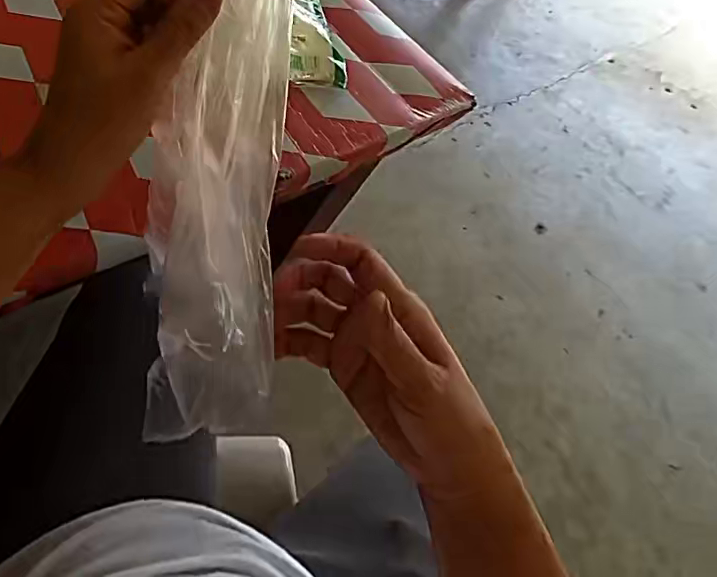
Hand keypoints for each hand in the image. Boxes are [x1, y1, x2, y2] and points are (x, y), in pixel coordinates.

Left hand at [15, 0, 220, 209]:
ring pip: (144, 25)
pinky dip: (157, 57)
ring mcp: (95, 44)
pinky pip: (136, 47)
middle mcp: (92, 19)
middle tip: (199, 48)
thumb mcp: (151, 72)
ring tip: (190, 64)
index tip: (201, 27)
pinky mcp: (101, 66)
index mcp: (95, 10)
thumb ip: (182, 28)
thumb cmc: (105, 122)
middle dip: (174, 19)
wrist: (64, 172)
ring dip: (168, 40)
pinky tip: (174, 77)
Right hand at [275, 233, 501, 505]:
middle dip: (300, 278)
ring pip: (314, 308)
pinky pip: (309, 341)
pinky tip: (271, 345)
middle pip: (329, 280)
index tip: (299, 247)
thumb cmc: (451, 420)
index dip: (330, 247)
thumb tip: (369, 295)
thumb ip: (393, 340)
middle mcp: (370, 316)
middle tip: (273, 293)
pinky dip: (288, 339)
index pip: (361, 262)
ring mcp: (354, 338)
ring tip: (265, 320)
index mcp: (396, 308)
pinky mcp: (341, 363)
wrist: (451, 469)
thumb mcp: (424, 381)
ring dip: (289, 308)